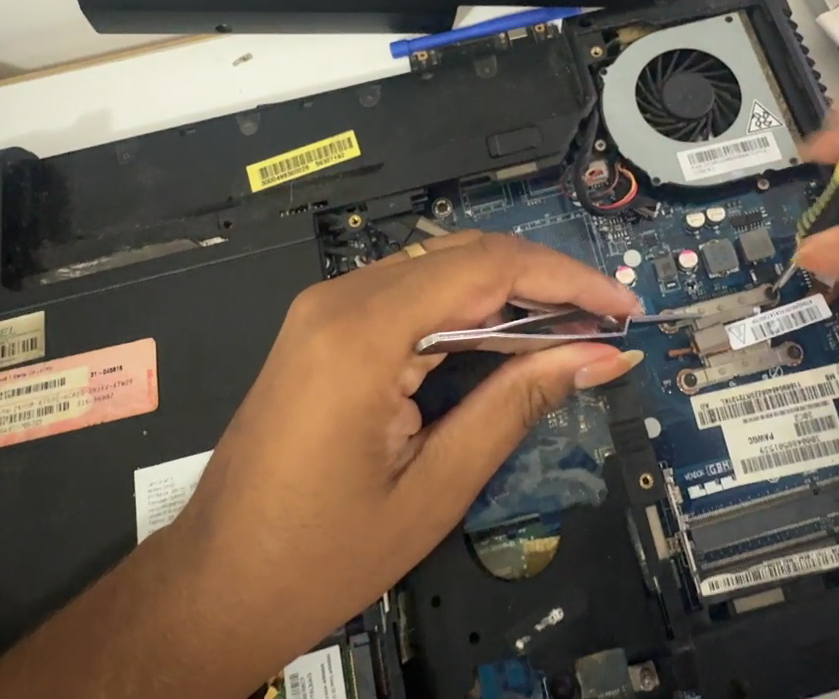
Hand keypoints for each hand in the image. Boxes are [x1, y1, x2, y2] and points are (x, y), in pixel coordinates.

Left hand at [170, 232, 641, 694]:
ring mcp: (326, 308)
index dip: (566, 277)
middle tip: (603, 321)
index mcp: (362, 335)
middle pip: (465, 255)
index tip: (620, 306)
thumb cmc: (320, 556)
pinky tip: (507, 338)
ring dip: (509, 291)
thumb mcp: (436, 486)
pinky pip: (411, 292)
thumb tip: (597, 356)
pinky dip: (467, 307)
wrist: (217, 583)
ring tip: (570, 329)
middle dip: (544, 279)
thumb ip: (518, 405)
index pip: (486, 269)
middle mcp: (339, 300)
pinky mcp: (324, 325)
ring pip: (440, 266)